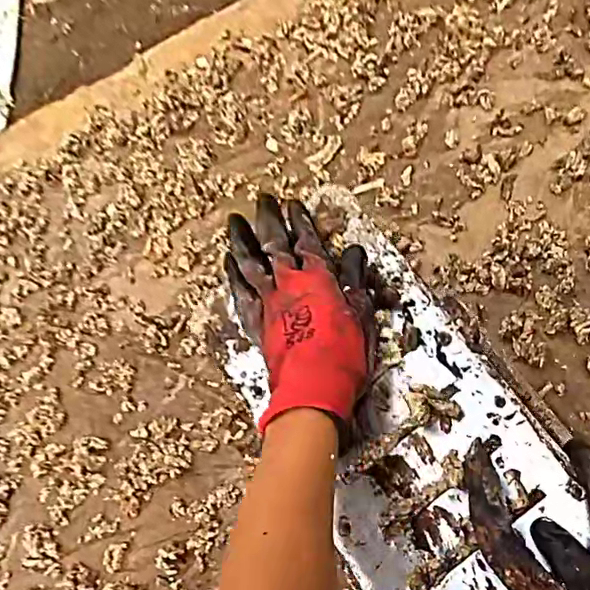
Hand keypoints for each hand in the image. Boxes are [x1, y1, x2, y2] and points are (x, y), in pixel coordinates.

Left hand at [225, 194, 375, 434]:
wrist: (313, 389)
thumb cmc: (343, 356)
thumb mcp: (361, 316)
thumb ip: (355, 282)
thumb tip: (354, 253)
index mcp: (318, 279)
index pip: (307, 241)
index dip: (300, 221)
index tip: (293, 204)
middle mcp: (289, 285)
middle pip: (274, 244)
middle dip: (268, 220)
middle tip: (262, 200)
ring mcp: (269, 304)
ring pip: (249, 264)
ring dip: (242, 241)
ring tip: (236, 224)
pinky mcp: (257, 326)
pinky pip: (240, 294)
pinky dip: (233, 276)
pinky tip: (229, 264)